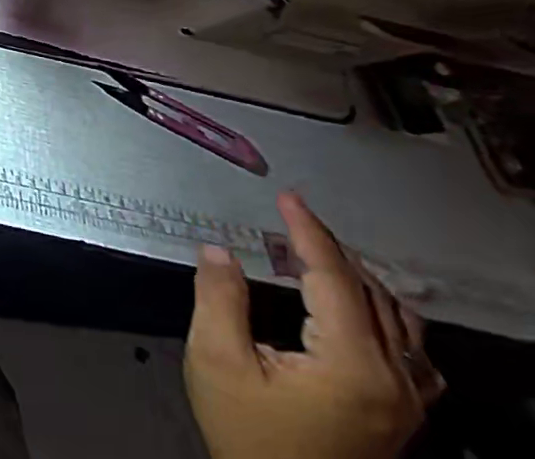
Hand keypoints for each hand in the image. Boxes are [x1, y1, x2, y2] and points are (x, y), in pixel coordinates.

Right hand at [186, 191, 444, 458]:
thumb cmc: (246, 427)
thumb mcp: (216, 358)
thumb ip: (219, 299)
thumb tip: (219, 250)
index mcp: (352, 363)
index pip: (334, 280)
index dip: (309, 234)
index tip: (289, 199)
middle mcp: (396, 379)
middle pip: (373, 297)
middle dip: (332, 252)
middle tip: (291, 221)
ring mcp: (408, 400)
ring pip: (399, 323)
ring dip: (359, 281)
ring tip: (317, 255)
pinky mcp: (403, 412)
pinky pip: (410, 351)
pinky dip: (382, 315)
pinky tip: (360, 311)